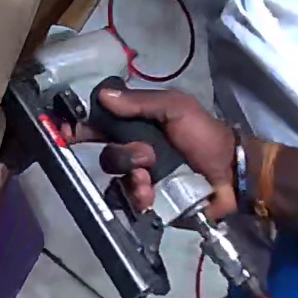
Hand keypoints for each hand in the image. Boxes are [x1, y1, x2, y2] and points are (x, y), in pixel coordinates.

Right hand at [87, 86, 237, 216]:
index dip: (82, 126)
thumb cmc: (205, 136)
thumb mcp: (177, 108)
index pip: (103, 123)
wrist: (231, 176)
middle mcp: (135, 149)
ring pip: (115, 178)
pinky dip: (137, 197)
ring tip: (151, 181)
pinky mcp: (147, 200)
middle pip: (106, 152)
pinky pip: (126, 200)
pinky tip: (151, 196)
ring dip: (132, 178)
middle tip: (146, 156)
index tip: (65, 130)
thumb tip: (102, 97)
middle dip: (123, 154)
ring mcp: (140, 176)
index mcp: (140, 124)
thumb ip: (141, 102)